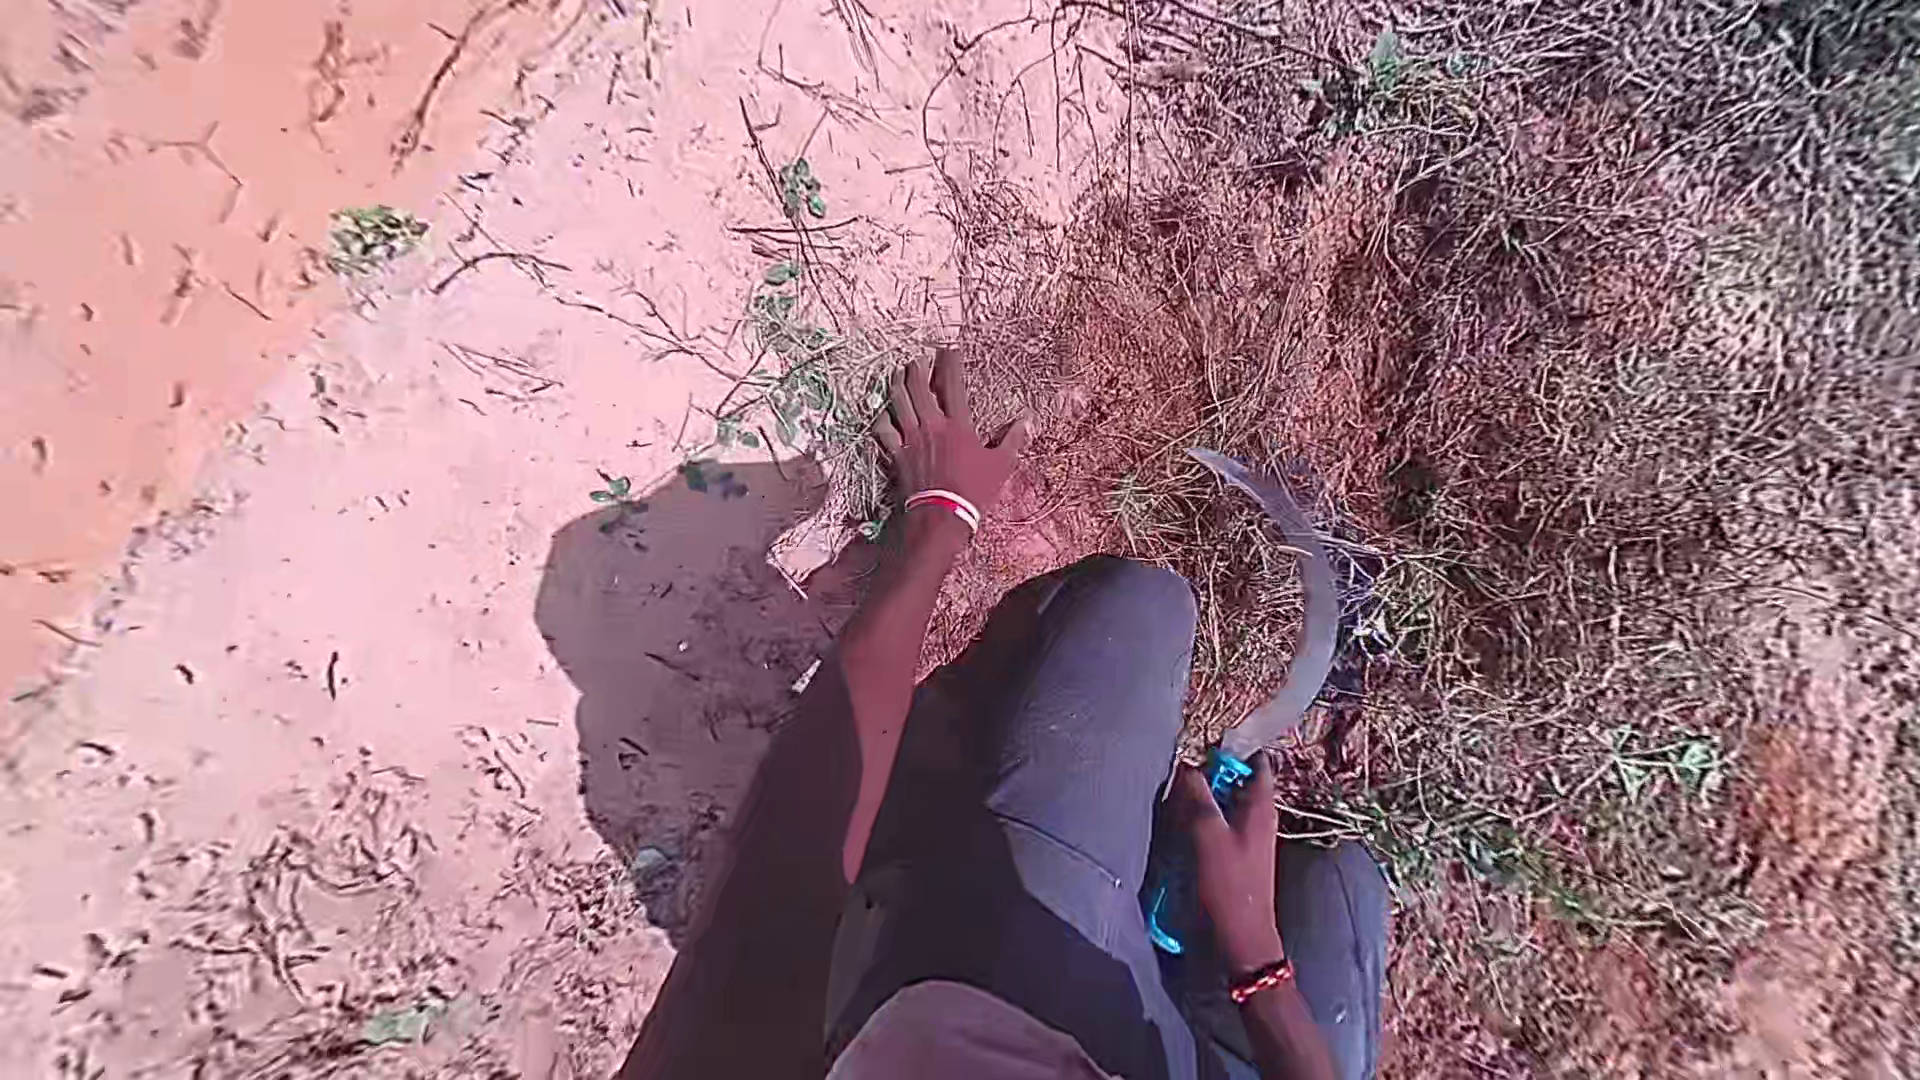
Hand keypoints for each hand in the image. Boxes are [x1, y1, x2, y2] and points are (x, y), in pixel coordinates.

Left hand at [873, 348, 1029, 519]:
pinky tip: (884, 413)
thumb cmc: (973, 491)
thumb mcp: (1001, 465)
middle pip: (918, 387)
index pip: (952, 384)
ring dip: (898, 385)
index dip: (950, 363)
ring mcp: (910, 440)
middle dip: (917, 369)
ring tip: (899, 375)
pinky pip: (884, 431)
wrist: (942, 516)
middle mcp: (931, 426)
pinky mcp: (896, 455)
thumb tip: (1027, 420)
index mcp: (957, 425)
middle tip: (918, 359)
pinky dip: (883, 418)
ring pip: (898, 403)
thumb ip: (1012, 439)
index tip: (949, 350)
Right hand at [1176, 751, 1284, 974]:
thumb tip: (1185, 763)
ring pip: (1221, 797)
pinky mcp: (1232, 849)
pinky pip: (1215, 817)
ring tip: (1173, 788)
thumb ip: (1196, 791)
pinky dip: (1198, 811)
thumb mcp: (1206, 830)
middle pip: (1234, 777)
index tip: (1201, 743)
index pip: (1255, 760)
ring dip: (1199, 791)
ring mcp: (1245, 833)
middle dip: (1207, 768)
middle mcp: (1256, 814)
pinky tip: (1177, 815)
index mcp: (1260, 805)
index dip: (1231, 747)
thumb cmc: (1228, 882)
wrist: (1239, 937)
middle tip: (1179, 766)